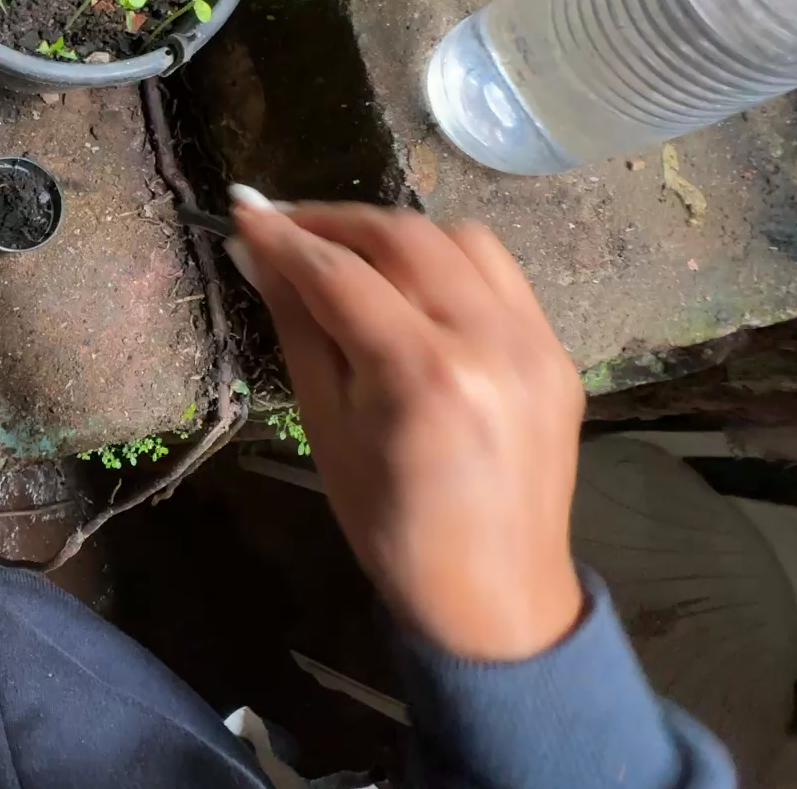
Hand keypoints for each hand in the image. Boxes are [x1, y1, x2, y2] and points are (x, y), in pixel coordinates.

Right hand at [229, 190, 584, 660]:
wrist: (490, 589)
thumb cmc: (382, 517)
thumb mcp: (322, 420)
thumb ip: (296, 324)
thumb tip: (256, 257)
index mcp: (422, 374)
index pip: (338, 275)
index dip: (282, 236)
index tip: (240, 208)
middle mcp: (490, 342)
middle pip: (403, 237)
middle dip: (332, 220)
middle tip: (279, 223)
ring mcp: (536, 341)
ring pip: (457, 238)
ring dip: (387, 231)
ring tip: (338, 249)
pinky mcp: (556, 348)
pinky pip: (493, 270)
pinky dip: (436, 256)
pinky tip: (399, 279)